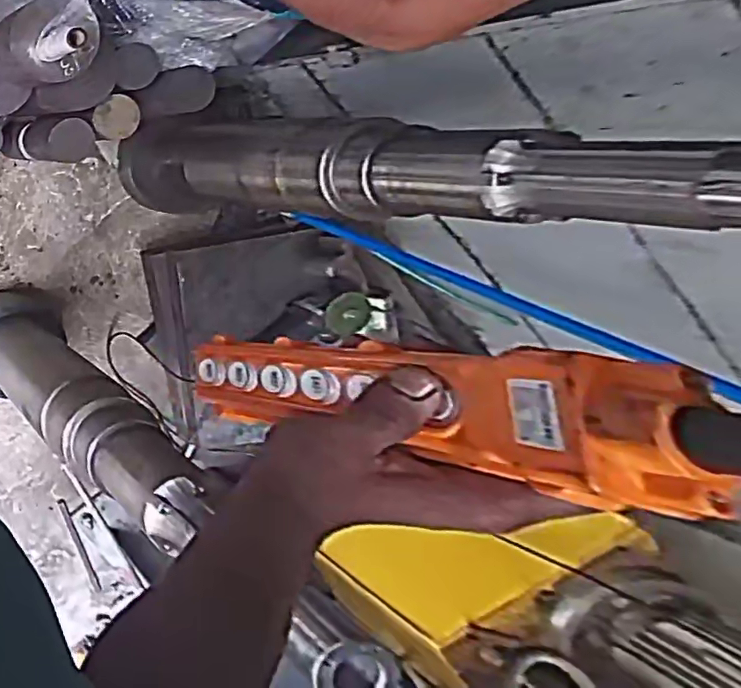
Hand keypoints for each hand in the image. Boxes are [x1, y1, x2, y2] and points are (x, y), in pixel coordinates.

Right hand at [240, 367, 583, 536]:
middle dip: (470, 384)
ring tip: (380, 356)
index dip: (576, 436)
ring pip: (462, 412)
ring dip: (423, 378)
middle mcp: (472, 483)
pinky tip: (362, 367)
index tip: (560, 389)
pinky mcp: (414, 449)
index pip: (571, 480)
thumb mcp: (344, 441)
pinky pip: (426, 411)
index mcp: (478, 498)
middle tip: (430, 356)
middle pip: (508, 429)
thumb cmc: (311, 481)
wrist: (277, 491)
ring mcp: (442, 465)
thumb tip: (428, 381)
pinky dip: (399, 386)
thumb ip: (386, 411)